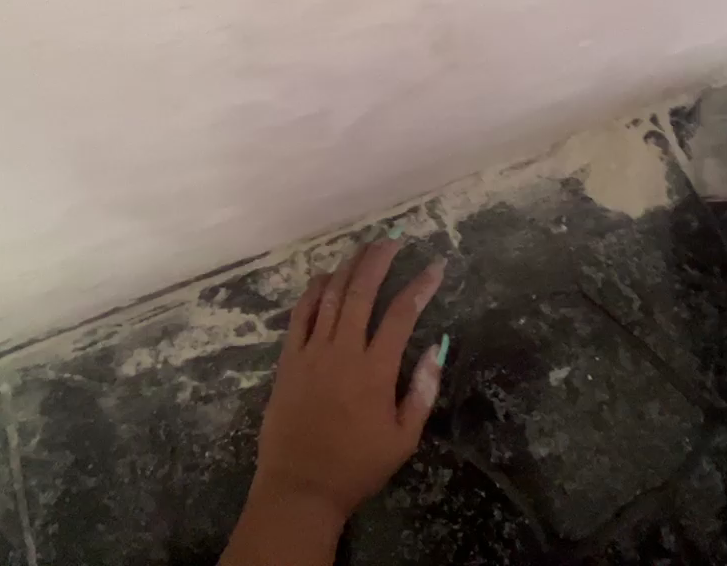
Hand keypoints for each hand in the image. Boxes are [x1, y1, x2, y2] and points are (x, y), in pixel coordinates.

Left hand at [250, 240, 447, 523]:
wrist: (300, 488)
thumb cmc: (357, 466)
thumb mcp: (403, 438)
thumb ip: (422, 390)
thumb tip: (437, 346)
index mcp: (375, 370)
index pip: (402, 314)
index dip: (421, 285)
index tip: (435, 265)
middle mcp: (343, 351)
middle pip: (362, 291)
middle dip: (380, 260)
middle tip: (394, 239)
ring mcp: (312, 351)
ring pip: (331, 296)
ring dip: (349, 267)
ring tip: (365, 247)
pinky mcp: (289, 358)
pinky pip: (300, 314)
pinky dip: (313, 290)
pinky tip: (324, 275)